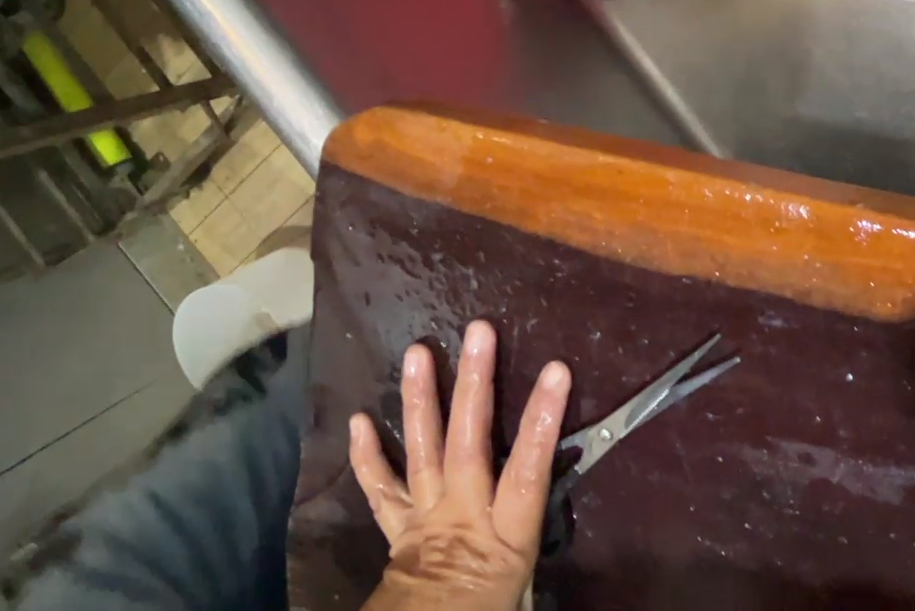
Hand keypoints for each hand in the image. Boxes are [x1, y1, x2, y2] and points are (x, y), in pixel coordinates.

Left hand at [350, 320, 571, 610]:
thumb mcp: (526, 580)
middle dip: (475, 385)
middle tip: (479, 331)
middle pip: (468, 444)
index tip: (556, 370)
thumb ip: (531, 530)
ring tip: (417, 352)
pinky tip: (358, 419)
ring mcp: (425, 517)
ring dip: (421, 399)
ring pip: (422, 452)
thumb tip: (547, 485)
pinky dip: (367, 455)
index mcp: (505, 534)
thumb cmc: (488, 608)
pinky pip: (380, 489)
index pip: (528, 469)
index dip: (541, 419)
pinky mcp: (398, 528)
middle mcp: (463, 515)